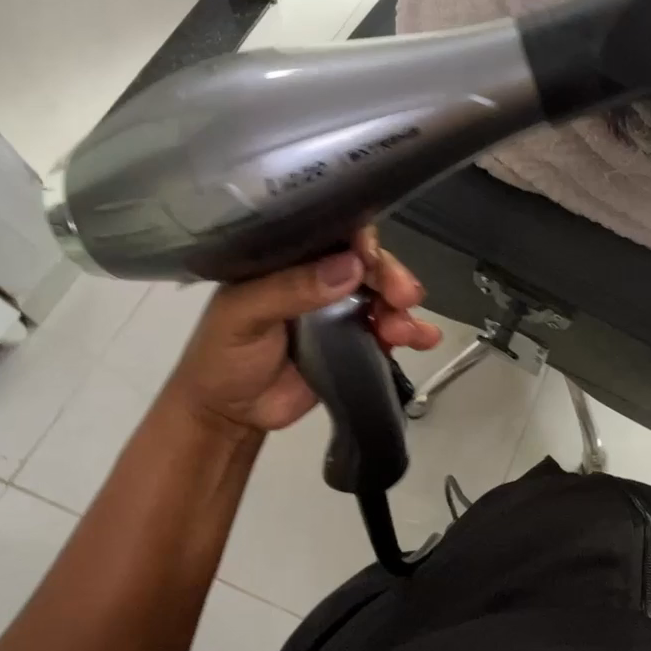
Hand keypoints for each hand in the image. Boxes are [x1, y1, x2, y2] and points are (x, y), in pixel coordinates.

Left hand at [166, 228, 441, 435]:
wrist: (228, 415)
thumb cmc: (224, 355)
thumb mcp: (244, 315)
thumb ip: (291, 289)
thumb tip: (351, 267)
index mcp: (291, 260)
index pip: (333, 235)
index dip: (360, 240)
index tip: (373, 258)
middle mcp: (319, 276)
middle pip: (367, 264)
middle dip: (391, 277)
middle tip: (406, 296)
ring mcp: (341, 310)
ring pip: (383, 296)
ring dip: (402, 309)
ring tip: (406, 332)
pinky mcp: (356, 342)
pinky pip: (389, 329)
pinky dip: (413, 332)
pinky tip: (426, 339)